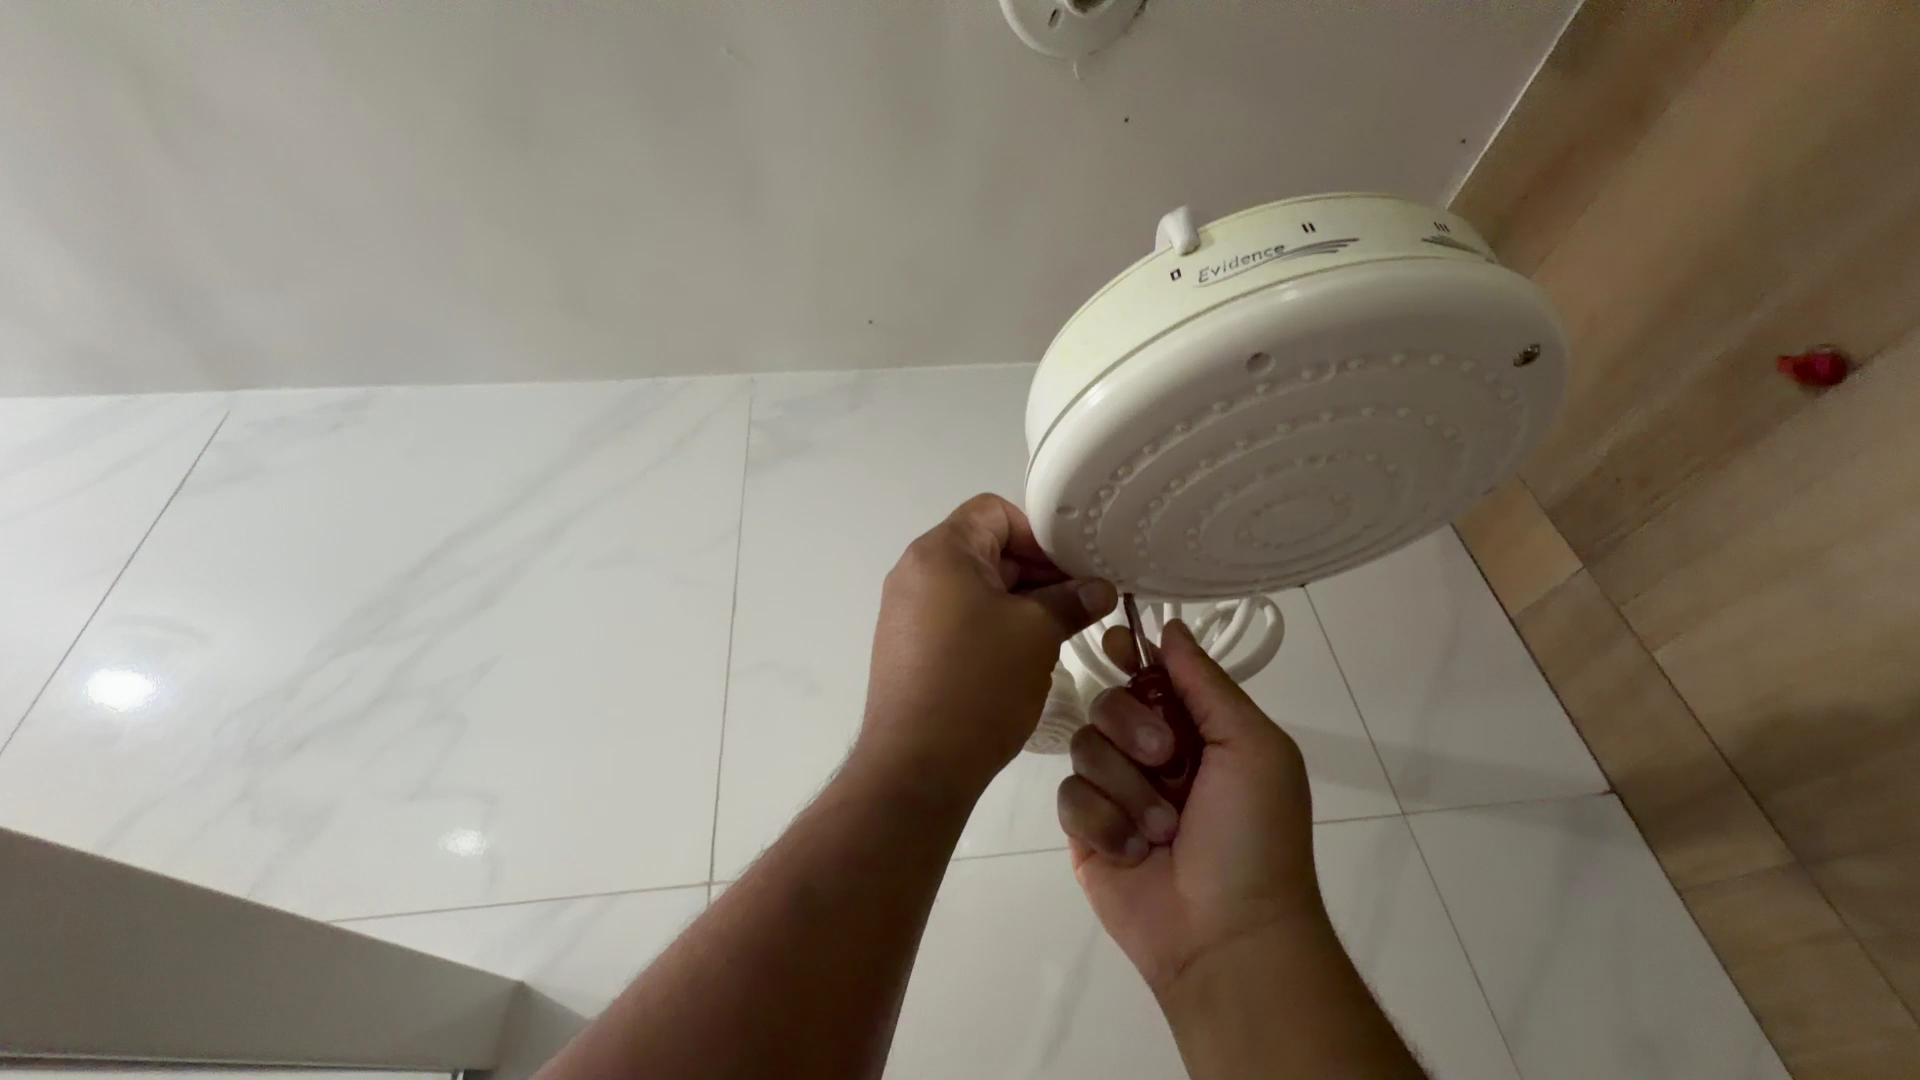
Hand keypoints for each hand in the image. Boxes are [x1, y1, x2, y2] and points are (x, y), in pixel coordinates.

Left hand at [857, 494, 1117, 795]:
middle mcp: (914, 572)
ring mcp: (906, 612)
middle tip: (1076, 606)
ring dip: (1017, 604)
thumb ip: (1072, 601)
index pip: (994, 511)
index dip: (1038, 535)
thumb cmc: (978, 684)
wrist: (917, 764)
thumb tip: (1099, 590)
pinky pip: (956, 619)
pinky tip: (1019, 661)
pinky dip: (991, 627)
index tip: (1071, 572)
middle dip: (1035, 573)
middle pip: (984, 549)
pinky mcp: (907, 647)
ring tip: (1053, 637)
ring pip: (973, 588)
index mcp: (940, 551)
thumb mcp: (1037, 634)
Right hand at [1056, 619, 1322, 995]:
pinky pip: (1070, 796)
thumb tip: (1169, 626)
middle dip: (1132, 727)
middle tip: (1166, 759)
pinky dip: (1104, 822)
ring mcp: (1115, 791)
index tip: (1117, 643)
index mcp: (1194, 730)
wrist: (1227, 936)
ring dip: (1127, 788)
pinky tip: (1134, 852)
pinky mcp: (1086, 829)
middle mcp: (1150, 754)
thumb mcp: (1253, 747)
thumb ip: (1206, 683)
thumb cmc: (1254, 836)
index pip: (1148, 674)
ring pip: (1085, 747)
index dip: (1129, 654)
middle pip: (1108, 702)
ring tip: (1162, 830)